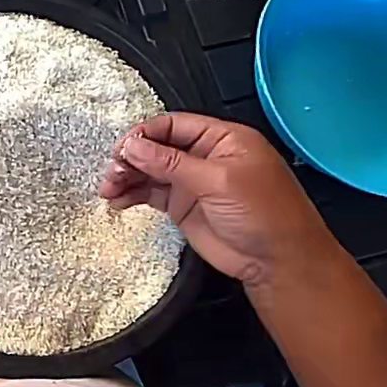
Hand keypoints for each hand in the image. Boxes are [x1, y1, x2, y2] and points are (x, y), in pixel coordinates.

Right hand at [100, 113, 333, 288]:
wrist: (277, 261)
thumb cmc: (267, 214)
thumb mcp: (218, 181)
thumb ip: (173, 163)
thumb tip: (136, 146)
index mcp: (221, 138)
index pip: (174, 125)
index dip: (145, 134)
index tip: (123, 148)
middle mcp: (204, 156)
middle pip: (157, 147)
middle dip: (132, 157)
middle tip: (113, 172)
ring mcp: (192, 181)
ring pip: (150, 170)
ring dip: (127, 177)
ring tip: (109, 189)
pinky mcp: (183, 205)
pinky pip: (151, 194)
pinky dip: (133, 195)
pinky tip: (118, 200)